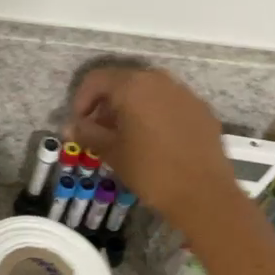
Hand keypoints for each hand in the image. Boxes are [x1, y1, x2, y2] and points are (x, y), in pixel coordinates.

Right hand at [66, 65, 239, 224]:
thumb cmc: (150, 171)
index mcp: (133, 86)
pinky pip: (171, 103)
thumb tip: (70, 126)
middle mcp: (159, 80)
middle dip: (107, 103)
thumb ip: (88, 133)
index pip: (97, 79)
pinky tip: (155, 141)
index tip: (79, 124)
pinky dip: (156, 114)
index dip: (82, 99)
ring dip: (132, 107)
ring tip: (127, 136)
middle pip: (124, 82)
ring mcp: (185, 93)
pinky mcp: (202, 110)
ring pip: (149, 91)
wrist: (204, 194)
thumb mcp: (112, 152)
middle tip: (100, 130)